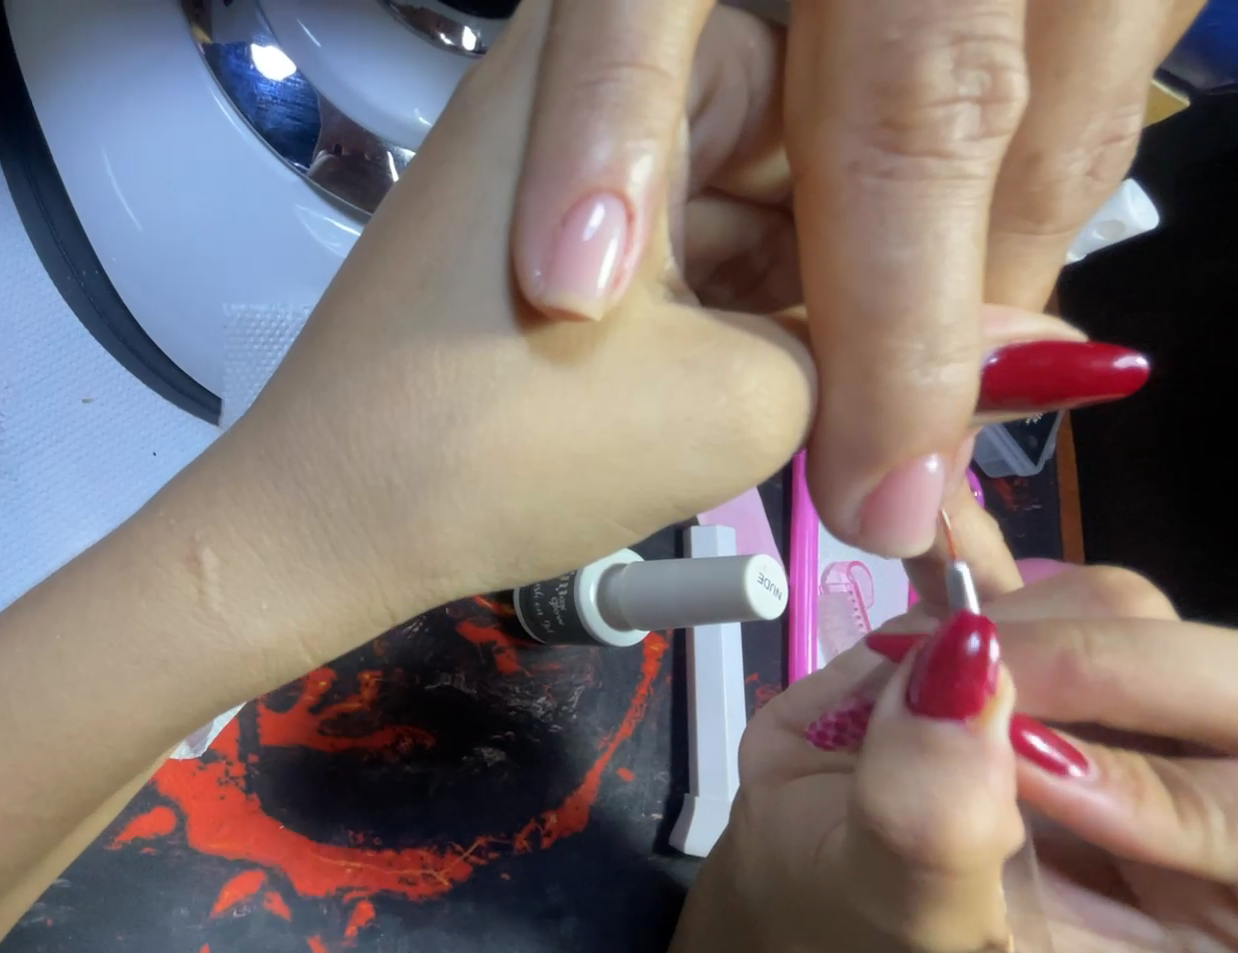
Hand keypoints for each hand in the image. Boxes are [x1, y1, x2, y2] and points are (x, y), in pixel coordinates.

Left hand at [207, 0, 1119, 627]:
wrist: (318, 521)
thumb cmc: (505, 448)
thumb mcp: (722, 402)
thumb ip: (864, 363)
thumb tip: (985, 354)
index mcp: (633, 54)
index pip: (863, 116)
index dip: (946, 243)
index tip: (1011, 347)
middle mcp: (574, 90)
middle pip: (785, 171)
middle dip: (857, 288)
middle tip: (932, 398)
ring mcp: (533, 177)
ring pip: (714, 234)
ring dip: (784, 323)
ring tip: (848, 420)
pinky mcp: (505, 254)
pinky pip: (645, 273)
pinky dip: (705, 337)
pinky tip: (750, 402)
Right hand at [728, 564, 1237, 952]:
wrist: (794, 839)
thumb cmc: (848, 897)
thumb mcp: (902, 901)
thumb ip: (935, 819)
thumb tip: (960, 679)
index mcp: (1228, 899)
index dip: (1139, 779)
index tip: (1007, 769)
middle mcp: (1200, 782)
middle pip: (1210, 674)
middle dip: (1067, 671)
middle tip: (937, 683)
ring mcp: (1114, 697)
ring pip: (1112, 604)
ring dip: (986, 627)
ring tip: (896, 684)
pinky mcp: (1027, 633)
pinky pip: (1022, 561)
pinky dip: (967, 539)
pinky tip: (928, 530)